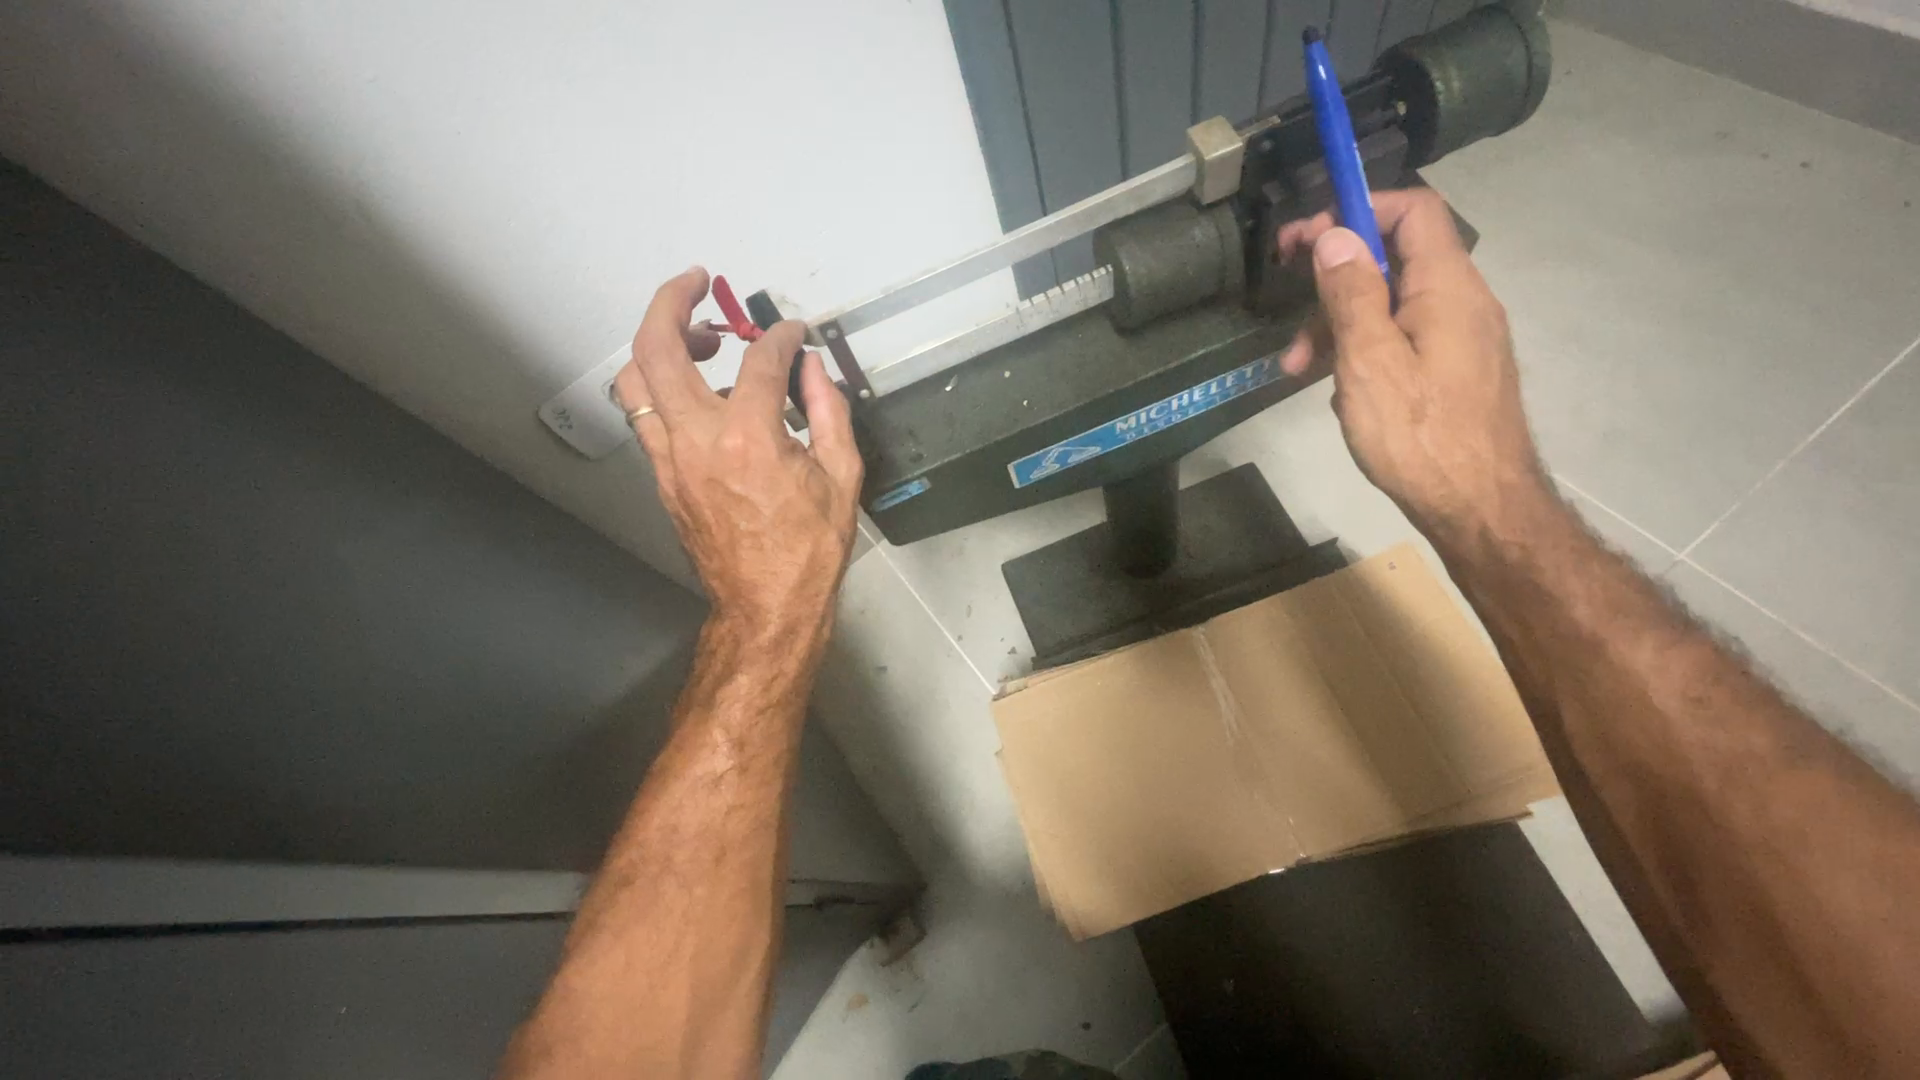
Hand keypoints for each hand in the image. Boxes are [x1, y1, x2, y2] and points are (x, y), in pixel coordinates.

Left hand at [614, 267, 863, 639]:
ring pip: (636, 381)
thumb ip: (827, 410)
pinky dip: (665, 386)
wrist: (765, 606)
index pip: (758, 362)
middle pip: (657, 348)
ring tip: (698, 339)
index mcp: (749, 439)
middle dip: (673, 301)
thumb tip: (811, 368)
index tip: (794, 334)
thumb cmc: (810, 549)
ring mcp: (670, 460)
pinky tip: (700, 391)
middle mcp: (697, 440)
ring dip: (658, 344)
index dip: (781, 337)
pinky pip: (648, 417)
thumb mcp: (841, 477)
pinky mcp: (662, 479)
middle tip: (699, 284)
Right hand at [1275, 190, 1550, 543]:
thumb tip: (1336, 236)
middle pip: (1394, 260)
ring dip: (1339, 327)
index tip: (1304, 238)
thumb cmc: (1419, 435)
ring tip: (1298, 370)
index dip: (1356, 210)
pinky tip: (1338, 392)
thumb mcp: (1369, 362)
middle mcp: (1461, 302)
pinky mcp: (1453, 372)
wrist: (1480, 507)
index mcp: (1447, 287)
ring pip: (1392, 307)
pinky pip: (1402, 341)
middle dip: (1334, 281)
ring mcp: (1460, 339)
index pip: (1412, 211)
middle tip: (1287, 310)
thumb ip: (1352, 295)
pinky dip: (1363, 353)